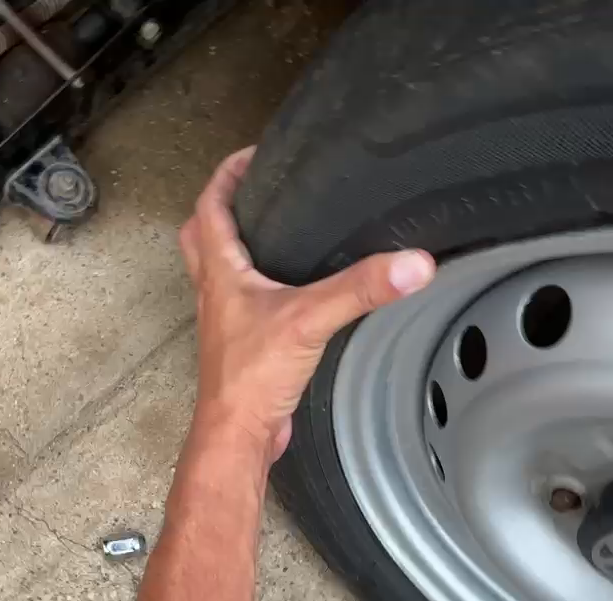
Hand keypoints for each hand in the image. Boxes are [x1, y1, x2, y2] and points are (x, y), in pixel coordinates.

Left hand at [178, 147, 434, 462]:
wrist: (238, 434)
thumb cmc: (252, 379)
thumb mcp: (310, 320)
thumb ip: (360, 289)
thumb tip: (412, 264)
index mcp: (221, 273)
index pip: (211, 206)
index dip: (228, 174)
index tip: (254, 154)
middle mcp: (216, 294)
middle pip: (200, 237)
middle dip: (220, 207)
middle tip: (252, 191)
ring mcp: (226, 323)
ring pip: (218, 272)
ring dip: (234, 248)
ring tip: (271, 233)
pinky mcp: (242, 348)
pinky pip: (242, 306)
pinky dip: (256, 289)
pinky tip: (287, 294)